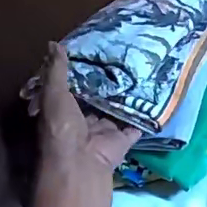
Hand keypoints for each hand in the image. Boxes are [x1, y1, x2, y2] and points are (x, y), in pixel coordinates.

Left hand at [36, 42, 141, 180]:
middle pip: (96, 98)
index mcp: (64, 109)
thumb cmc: (62, 127)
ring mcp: (104, 131)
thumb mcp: (54, 94)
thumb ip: (56, 71)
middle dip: (106, 82)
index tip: (94, 49)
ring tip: (141, 70)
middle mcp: (83, 120)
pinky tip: (153, 96)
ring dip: (125, 97)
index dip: (81, 70)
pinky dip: (143, 116)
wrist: (81, 162)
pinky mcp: (122, 140)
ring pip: (116, 110)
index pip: (72, 87)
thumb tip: (53, 44)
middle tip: (122, 56)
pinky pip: (135, 125)